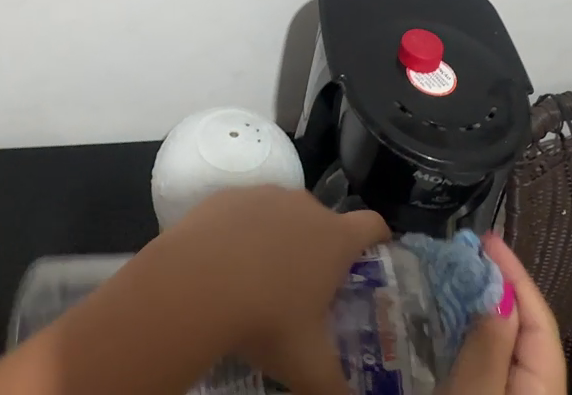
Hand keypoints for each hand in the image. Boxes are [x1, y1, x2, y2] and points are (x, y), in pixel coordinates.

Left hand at [143, 186, 388, 394]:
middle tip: (310, 287)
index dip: (378, 240)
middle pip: (325, 220)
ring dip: (281, 236)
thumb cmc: (264, 320)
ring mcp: (264, 195)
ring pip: (283, 212)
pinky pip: (245, 210)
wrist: (193, 283)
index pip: (373, 225)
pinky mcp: (227, 195)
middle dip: (322, 248)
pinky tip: (227, 262)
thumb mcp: (308, 367)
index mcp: (335, 238)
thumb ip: (336, 390)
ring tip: (263, 277)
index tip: (373, 257)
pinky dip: (243, 229)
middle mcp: (304, 206)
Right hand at [441, 232, 566, 394]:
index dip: (515, 275)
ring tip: (453, 273)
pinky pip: (486, 359)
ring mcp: (510, 392)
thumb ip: (489, 346)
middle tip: (466, 249)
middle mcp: (535, 388)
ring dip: (480, 306)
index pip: (539, 320)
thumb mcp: (476, 392)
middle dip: (498, 285)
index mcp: (545, 386)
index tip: (487, 238)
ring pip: (502, 341)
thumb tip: (498, 289)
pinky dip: (469, 332)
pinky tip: (447, 316)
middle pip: (524, 328)